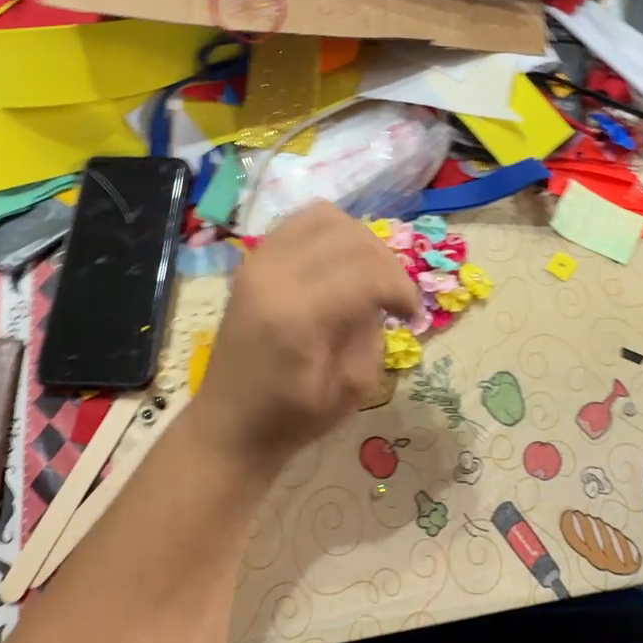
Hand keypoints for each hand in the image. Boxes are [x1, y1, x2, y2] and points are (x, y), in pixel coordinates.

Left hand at [192, 203, 419, 466]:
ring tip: (370, 276)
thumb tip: (379, 298)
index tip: (412, 316)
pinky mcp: (252, 260)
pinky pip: (299, 223)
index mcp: (299, 315)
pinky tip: (341, 265)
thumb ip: (372, 333)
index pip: (368, 273)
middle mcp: (275, 276)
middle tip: (396, 299)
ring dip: (361, 242)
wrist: (230, 425)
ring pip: (327, 217)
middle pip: (352, 237)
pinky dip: (331, 234)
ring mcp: (258, 262)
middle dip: (387, 264)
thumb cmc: (292, 418)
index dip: (402, 289)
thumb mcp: (352, 388)